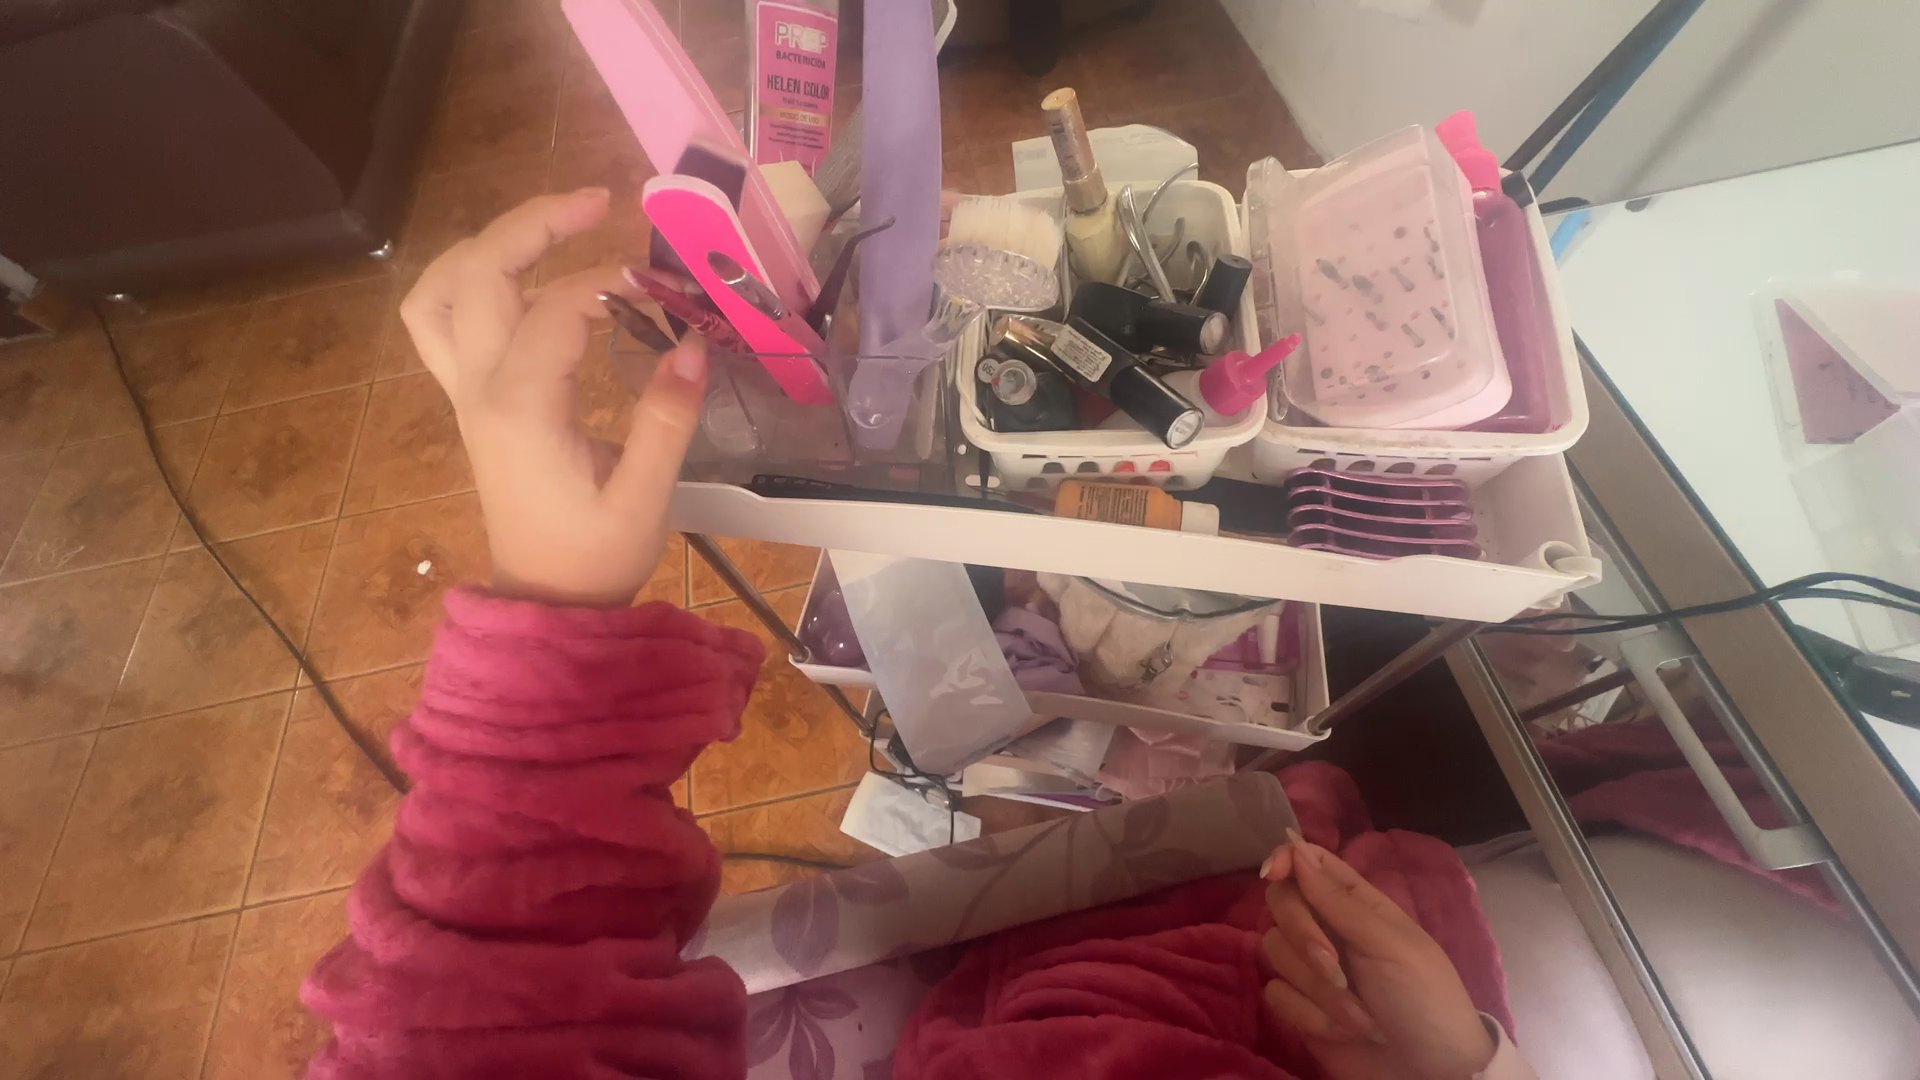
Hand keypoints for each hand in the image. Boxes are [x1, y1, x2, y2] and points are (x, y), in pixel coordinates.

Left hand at [401, 189, 707, 606]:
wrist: (548, 599)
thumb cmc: (597, 554)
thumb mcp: (646, 495)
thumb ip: (668, 420)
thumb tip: (692, 345)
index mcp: (522, 408)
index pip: (557, 310)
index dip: (609, 283)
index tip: (661, 286)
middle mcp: (480, 388)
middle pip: (478, 273)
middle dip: (535, 225)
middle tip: (599, 205)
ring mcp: (466, 393)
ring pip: (443, 291)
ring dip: (492, 246)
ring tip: (551, 231)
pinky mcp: (473, 402)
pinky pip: (444, 321)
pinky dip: (474, 283)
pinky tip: (519, 282)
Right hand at [1259, 832, 1495, 1079]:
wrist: (1435, 1078)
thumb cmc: (1425, 999)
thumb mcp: (1389, 944)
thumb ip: (1337, 899)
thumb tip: (1294, 848)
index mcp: (1352, 902)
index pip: (1305, 860)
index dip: (1283, 859)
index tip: (1271, 874)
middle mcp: (1324, 925)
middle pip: (1279, 902)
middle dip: (1302, 936)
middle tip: (1335, 968)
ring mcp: (1308, 965)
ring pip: (1274, 949)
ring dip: (1318, 989)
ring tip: (1360, 1016)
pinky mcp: (1299, 1004)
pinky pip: (1276, 992)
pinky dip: (1310, 1015)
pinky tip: (1342, 1031)